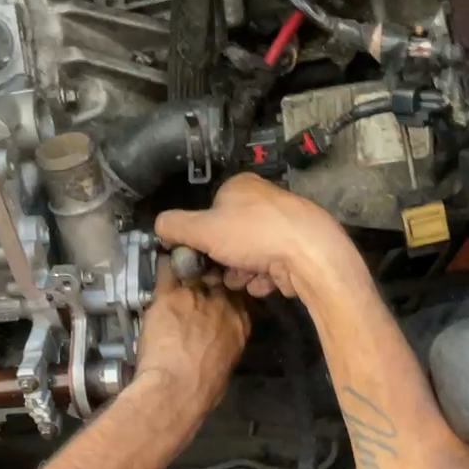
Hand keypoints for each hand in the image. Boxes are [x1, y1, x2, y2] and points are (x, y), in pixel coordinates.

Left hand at [133, 262, 249, 416]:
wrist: (176, 387)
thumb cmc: (202, 388)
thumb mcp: (225, 366)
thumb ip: (224, 345)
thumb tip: (215, 343)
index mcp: (240, 323)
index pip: (236, 296)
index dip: (223, 294)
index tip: (214, 297)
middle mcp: (221, 303)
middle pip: (215, 280)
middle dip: (206, 282)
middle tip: (193, 289)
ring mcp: (195, 295)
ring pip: (192, 271)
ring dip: (186, 273)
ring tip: (176, 274)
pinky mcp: (169, 295)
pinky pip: (167, 271)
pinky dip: (163, 267)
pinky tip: (159, 265)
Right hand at [155, 174, 359, 299]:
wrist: (309, 255)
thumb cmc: (254, 235)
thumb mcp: (202, 230)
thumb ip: (174, 227)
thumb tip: (159, 226)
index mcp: (240, 187)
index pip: (208, 213)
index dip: (202, 238)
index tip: (200, 256)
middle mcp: (262, 201)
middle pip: (227, 239)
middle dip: (223, 261)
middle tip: (224, 271)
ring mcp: (281, 225)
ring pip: (246, 257)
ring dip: (242, 273)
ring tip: (248, 277)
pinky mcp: (296, 249)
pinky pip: (268, 267)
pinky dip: (263, 278)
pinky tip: (267, 281)